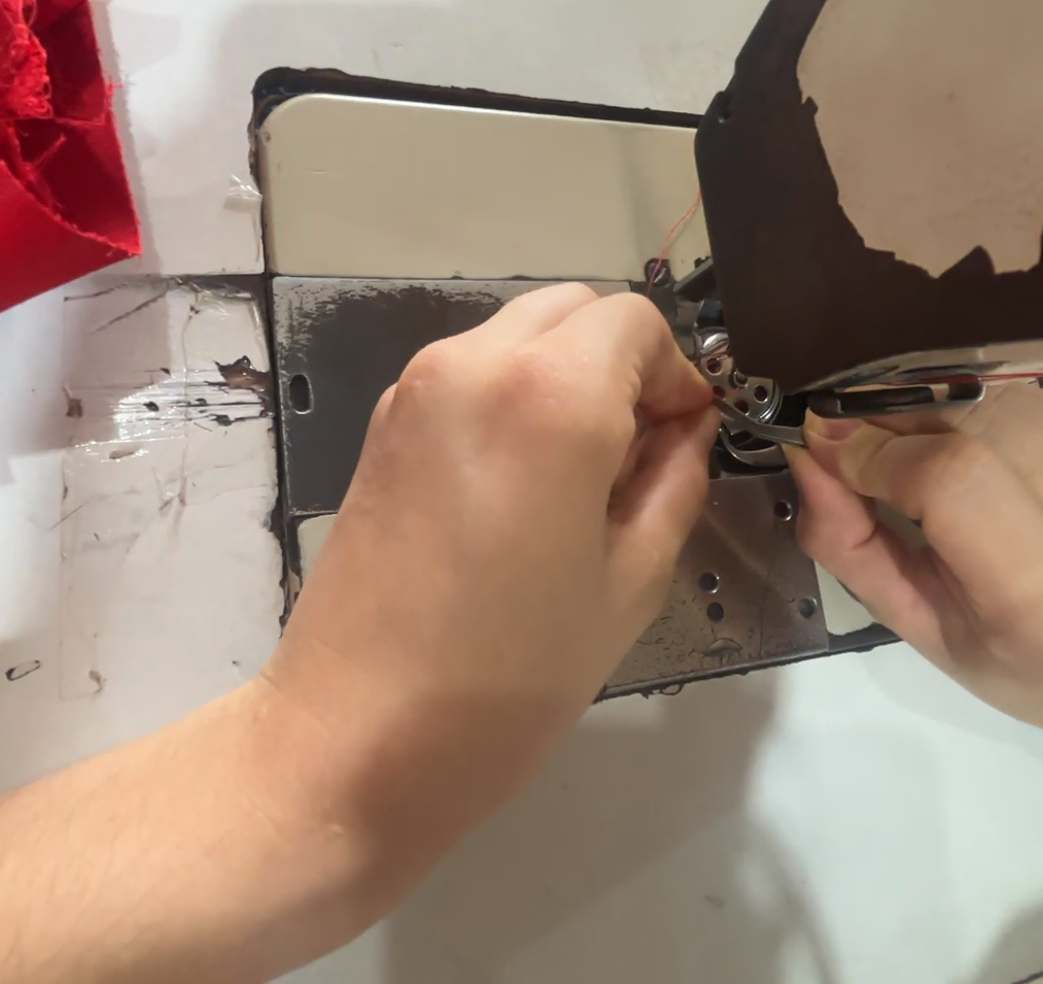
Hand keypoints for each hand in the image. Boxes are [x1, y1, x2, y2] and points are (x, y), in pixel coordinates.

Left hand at [259, 284, 718, 869]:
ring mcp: (415, 387)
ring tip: (578, 468)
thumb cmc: (511, 674)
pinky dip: (514, 391)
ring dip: (566, 372)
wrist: (356, 732)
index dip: (674, 372)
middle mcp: (472, 363)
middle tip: (636, 447)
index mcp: (548, 394)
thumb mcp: (629, 581)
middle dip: (621, 359)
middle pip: (573, 309)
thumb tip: (686, 429)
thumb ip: (674, 480)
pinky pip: (470, 370)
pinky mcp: (383, 421)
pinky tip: (519, 477)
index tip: (681, 435)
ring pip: (518, 334)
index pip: (633, 321)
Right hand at [785, 384, 1042, 749]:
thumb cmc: (1010, 663)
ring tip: (924, 450)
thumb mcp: (911, 623)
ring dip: (946, 414)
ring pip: (1017, 405)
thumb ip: (846, 543)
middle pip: (986, 431)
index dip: (879, 451)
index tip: (830, 447)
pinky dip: (995, 414)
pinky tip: (991, 453)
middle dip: (903, 422)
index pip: (955, 485)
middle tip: (864, 439)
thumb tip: (809, 453)